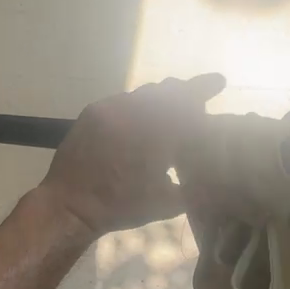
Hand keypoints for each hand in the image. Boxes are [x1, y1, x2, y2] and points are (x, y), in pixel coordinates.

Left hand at [38, 74, 224, 235]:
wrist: (70, 205)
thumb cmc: (121, 207)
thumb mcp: (166, 202)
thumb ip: (191, 184)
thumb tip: (207, 173)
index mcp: (157, 131)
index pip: (188, 100)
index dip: (204, 88)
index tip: (219, 82)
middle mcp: (134, 111)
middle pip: (166, 90)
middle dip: (183, 93)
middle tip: (196, 102)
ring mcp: (111, 108)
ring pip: (143, 94)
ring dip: (159, 101)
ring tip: (168, 114)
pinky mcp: (93, 112)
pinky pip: (122, 101)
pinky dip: (137, 107)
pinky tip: (139, 123)